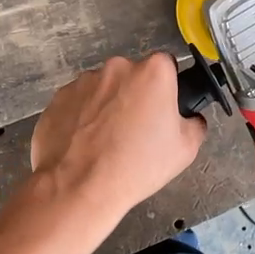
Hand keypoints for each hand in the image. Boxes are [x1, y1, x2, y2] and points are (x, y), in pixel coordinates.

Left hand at [30, 52, 207, 217]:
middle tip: (135, 129)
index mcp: (153, 72)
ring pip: (103, 88)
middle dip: (135, 95)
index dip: (166, 87)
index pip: (166, 65)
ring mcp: (84, 81)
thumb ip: (195, 123)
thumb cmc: (136, 166)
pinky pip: (77, 103)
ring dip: (106, 106)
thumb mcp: (186, 149)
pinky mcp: (59, 98)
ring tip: (106, 142)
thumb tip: (191, 118)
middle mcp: (117, 67)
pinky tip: (85, 145)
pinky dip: (81, 118)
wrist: (79, 188)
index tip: (161, 108)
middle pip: (132, 75)